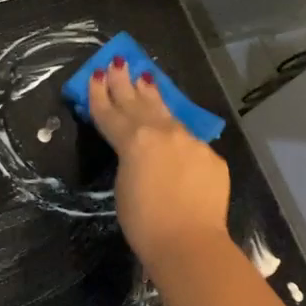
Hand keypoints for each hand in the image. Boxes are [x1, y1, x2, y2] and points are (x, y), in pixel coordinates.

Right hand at [87, 61, 230, 265]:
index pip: (110, 113)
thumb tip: (137, 150)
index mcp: (133, 139)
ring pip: (167, 113)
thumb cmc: (143, 222)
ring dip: (152, 95)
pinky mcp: (210, 157)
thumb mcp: (122, 184)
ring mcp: (190, 142)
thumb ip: (129, 157)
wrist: (190, 243)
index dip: (99, 95)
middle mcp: (162, 132)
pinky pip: (189, 139)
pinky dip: (176, 131)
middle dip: (125, 83)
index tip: (94, 75)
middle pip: (138, 103)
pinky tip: (173, 128)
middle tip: (118, 62)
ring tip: (145, 77)